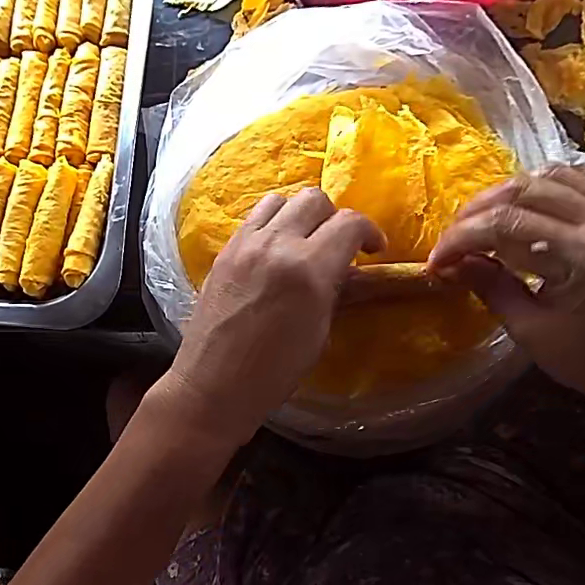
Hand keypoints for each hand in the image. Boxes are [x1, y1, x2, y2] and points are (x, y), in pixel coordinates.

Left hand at [157, 189, 383, 444]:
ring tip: (303, 241)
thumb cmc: (273, 373)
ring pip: (279, 200)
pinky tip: (273, 250)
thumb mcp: (319, 333)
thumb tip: (345, 270)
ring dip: (299, 214)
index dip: (369, 232)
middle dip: (334, 217)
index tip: (371, 250)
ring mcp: (243, 246)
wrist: (212, 385)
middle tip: (338, 245)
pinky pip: (251, 219)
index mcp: (307, 269)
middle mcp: (274, 245)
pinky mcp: (222, 253)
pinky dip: (270, 223)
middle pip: (314, 199)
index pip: (349, 223)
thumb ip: (334, 290)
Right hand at [427, 166, 584, 426]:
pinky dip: (539, 189)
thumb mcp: (531, 331)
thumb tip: (452, 264)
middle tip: (451, 241)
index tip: (436, 262)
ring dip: (504, 195)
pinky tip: (517, 210)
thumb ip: (491, 286)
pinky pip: (578, 181)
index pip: (505, 225)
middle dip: (476, 212)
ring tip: (478, 223)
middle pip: (525, 190)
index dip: (460, 239)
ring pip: (551, 177)